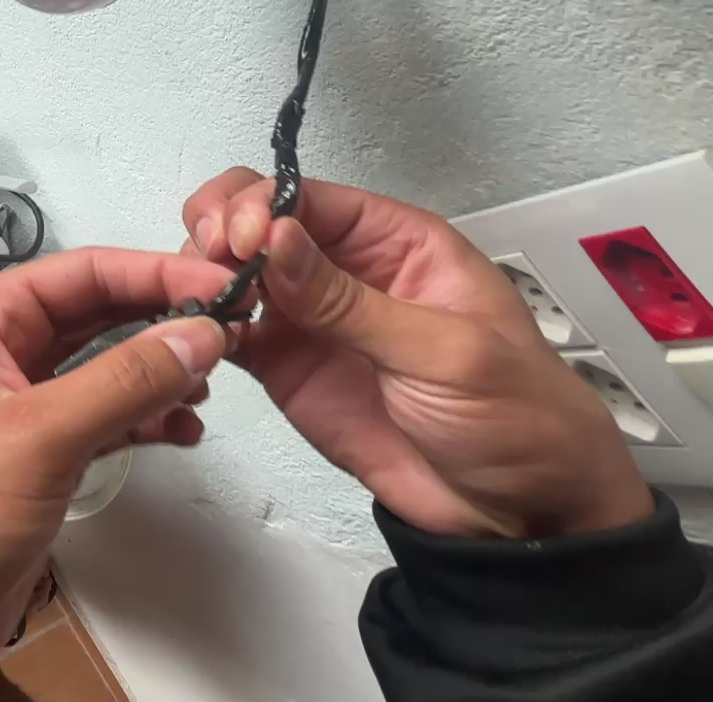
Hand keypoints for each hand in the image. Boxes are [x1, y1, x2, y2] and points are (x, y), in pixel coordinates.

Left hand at [0, 248, 234, 663]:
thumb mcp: (39, 435)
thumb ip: (124, 381)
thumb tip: (200, 333)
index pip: (84, 271)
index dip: (154, 272)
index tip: (220, 283)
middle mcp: (6, 346)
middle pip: (99, 311)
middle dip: (162, 320)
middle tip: (231, 333)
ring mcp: (26, 397)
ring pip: (107, 362)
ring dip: (158, 371)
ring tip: (205, 390)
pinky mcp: (43, 445)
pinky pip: (105, 411)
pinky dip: (144, 416)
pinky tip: (180, 430)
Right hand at [182, 168, 653, 539]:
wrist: (509, 516)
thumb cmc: (512, 419)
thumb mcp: (444, 351)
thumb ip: (348, 299)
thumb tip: (272, 236)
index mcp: (389, 241)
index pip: (305, 195)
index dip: (261, 204)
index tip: (240, 239)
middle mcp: (336, 264)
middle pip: (254, 214)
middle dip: (219, 223)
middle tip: (209, 258)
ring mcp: (299, 311)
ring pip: (227, 262)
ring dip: (201, 269)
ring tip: (204, 300)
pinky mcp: (274, 356)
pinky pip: (222, 323)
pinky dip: (200, 320)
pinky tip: (200, 333)